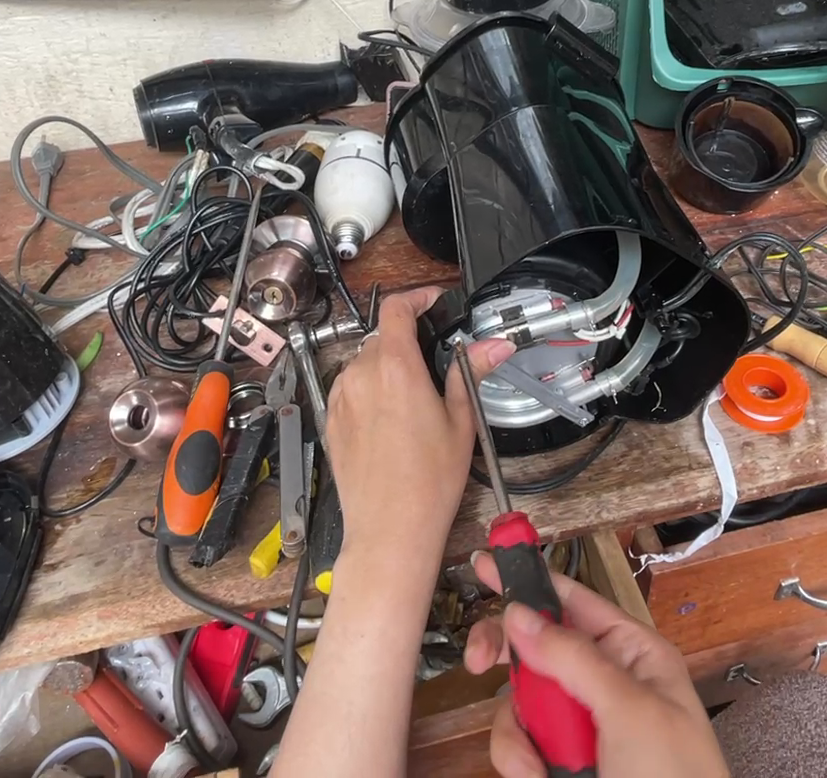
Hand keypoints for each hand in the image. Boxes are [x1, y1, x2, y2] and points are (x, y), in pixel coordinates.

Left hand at [324, 286, 513, 560]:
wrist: (389, 529)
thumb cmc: (427, 482)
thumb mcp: (460, 421)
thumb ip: (470, 372)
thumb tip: (494, 346)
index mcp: (396, 369)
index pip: (396, 308)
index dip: (416, 298)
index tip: (431, 303)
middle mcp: (361, 375)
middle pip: (383, 337)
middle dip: (408, 341)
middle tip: (433, 364)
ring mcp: (341, 397)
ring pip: (364, 362)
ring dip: (387, 366)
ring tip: (413, 400)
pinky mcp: (331, 419)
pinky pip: (350, 387)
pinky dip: (369, 389)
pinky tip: (391, 419)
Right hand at [464, 552, 728, 777]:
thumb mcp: (629, 710)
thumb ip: (571, 657)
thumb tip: (517, 612)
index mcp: (630, 652)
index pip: (571, 599)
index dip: (528, 579)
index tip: (482, 562)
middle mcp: (601, 680)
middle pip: (536, 644)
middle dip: (506, 654)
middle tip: (477, 663)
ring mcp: (578, 723)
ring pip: (521, 699)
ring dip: (517, 731)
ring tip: (534, 767)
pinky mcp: (559, 761)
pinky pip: (520, 742)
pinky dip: (518, 761)